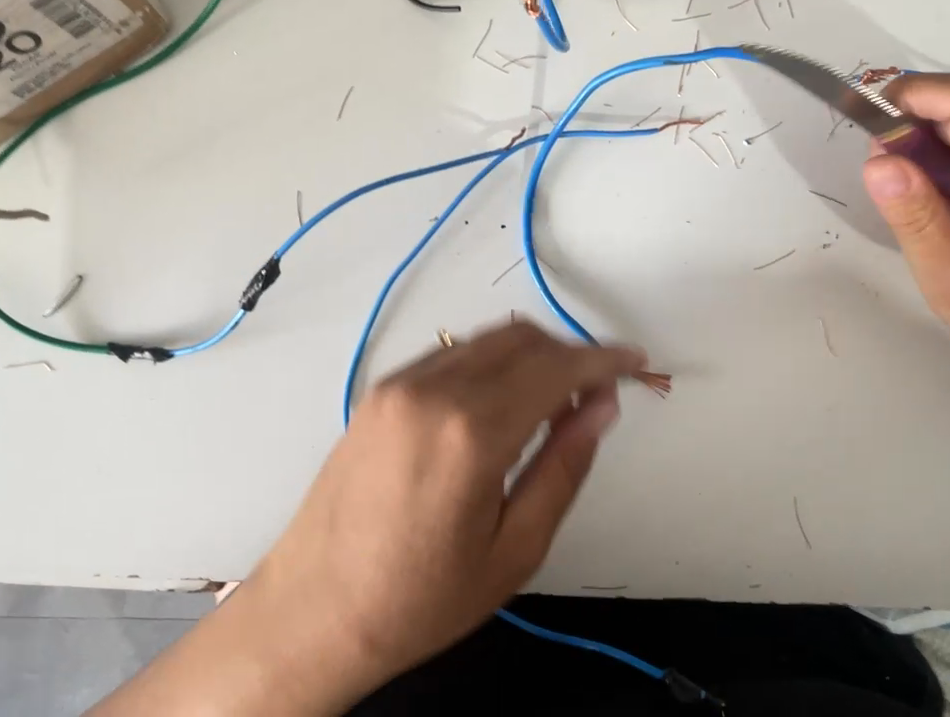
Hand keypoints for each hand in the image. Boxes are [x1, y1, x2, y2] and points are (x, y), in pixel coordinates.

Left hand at [222, 323, 643, 708]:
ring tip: (553, 400)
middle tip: (596, 392)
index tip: (633, 362)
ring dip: (530, 353)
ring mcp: (399, 386)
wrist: (315, 610)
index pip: (555, 368)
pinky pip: (450, 354)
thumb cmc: (418, 598)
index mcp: (470, 433)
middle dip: (569, 352)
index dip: (602, 360)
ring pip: (485, 339)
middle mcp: (431, 391)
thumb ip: (563, 466)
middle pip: (521, 338)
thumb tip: (601, 407)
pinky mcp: (379, 392)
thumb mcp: (513, 549)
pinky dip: (488, 361)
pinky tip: (500, 402)